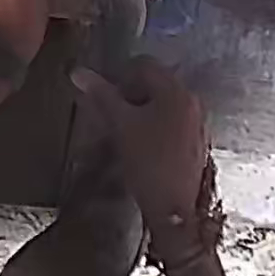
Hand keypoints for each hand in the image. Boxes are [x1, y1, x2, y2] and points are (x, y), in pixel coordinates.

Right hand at [71, 57, 214, 257]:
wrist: (174, 210)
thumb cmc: (148, 162)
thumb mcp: (120, 124)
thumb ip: (101, 95)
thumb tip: (78, 72)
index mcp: (175, 92)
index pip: (144, 65)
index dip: (119, 75)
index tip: (105, 96)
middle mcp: (191, 102)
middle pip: (155, 83)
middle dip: (129, 93)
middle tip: (111, 113)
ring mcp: (197, 123)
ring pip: (162, 103)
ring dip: (140, 109)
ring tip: (123, 130)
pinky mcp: (196, 143)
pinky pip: (172, 121)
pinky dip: (154, 124)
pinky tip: (141, 145)